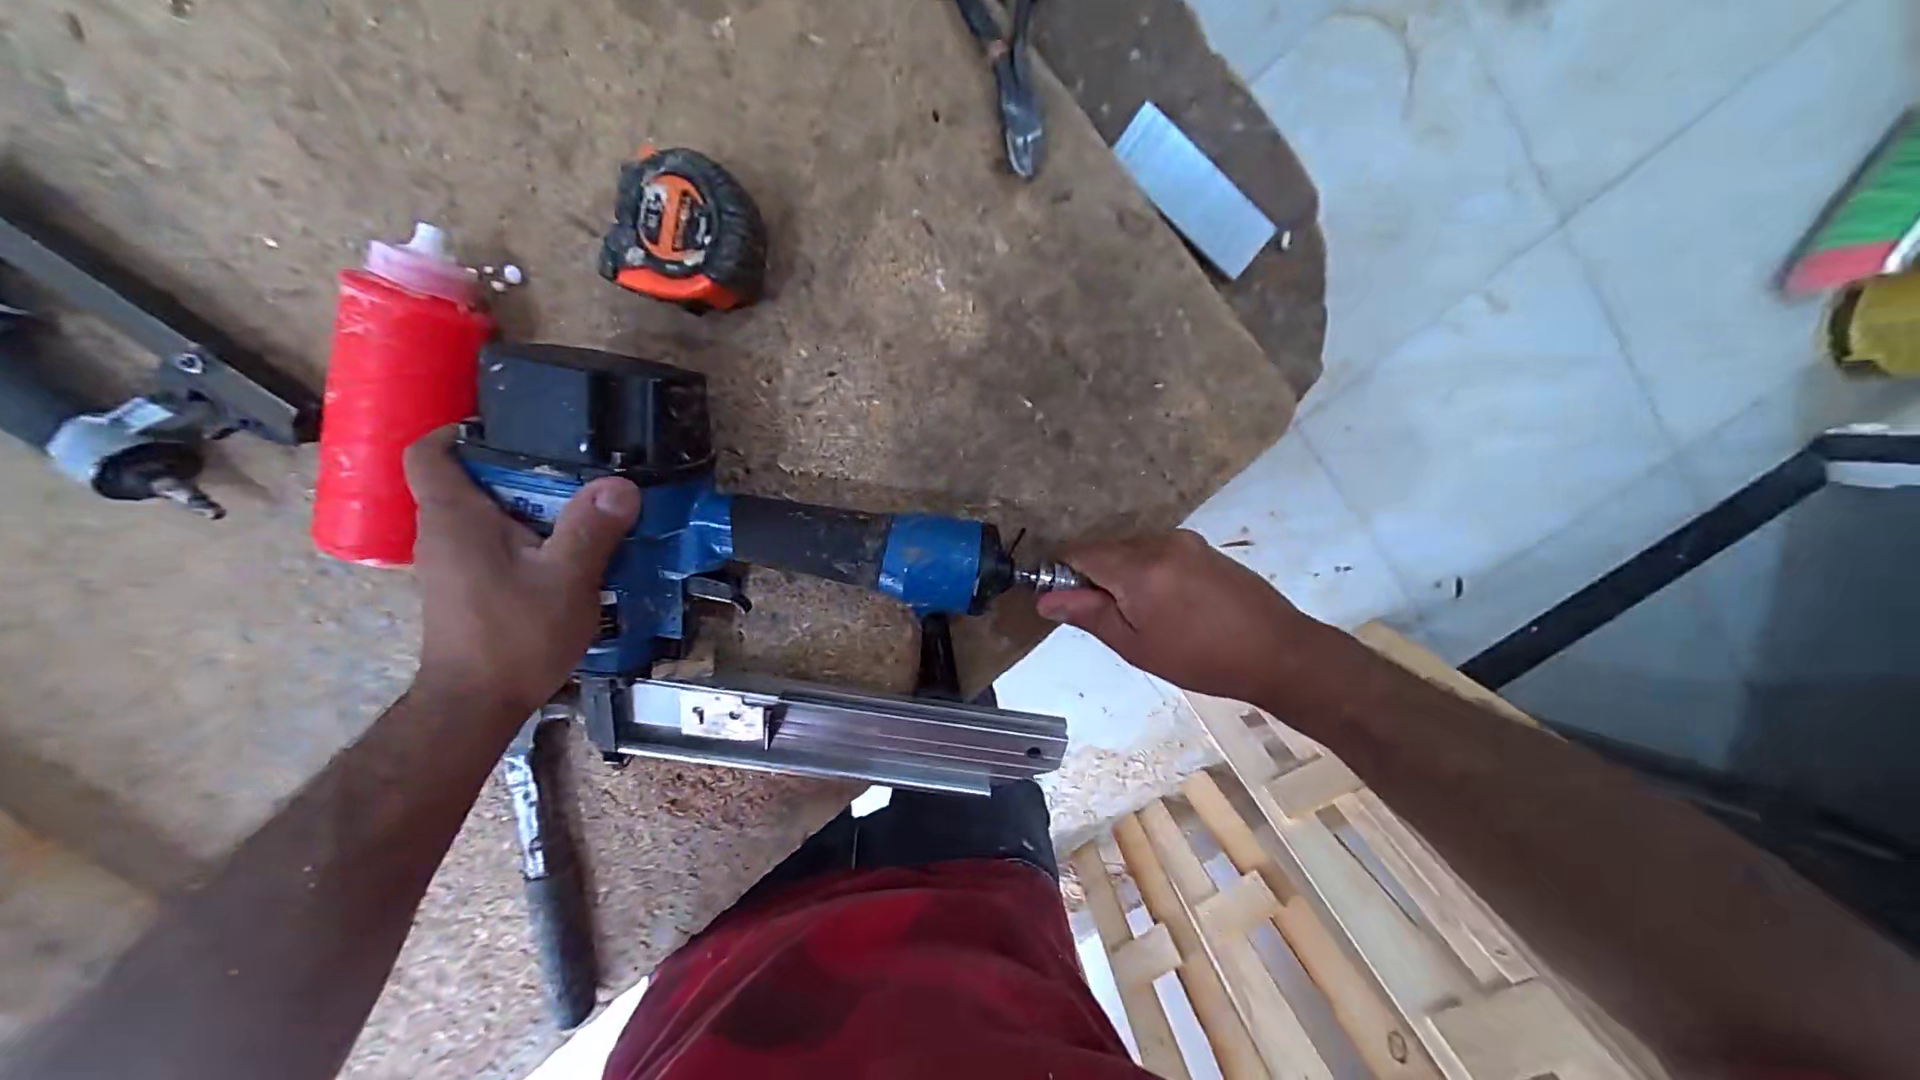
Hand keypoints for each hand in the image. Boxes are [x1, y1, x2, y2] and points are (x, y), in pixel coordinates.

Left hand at [403, 427, 641, 716]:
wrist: (477, 704)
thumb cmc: (514, 635)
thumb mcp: (567, 578)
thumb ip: (592, 528)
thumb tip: (621, 484)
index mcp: (455, 517)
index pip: (431, 452)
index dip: (461, 430)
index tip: (514, 427)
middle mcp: (444, 533)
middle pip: (471, 479)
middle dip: (524, 469)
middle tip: (580, 469)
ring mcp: (453, 562)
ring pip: (489, 513)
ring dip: (533, 506)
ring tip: (586, 510)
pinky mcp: (468, 585)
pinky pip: (497, 542)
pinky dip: (530, 537)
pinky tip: (570, 554)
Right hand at [1035, 530, 1317, 706]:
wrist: (1278, 652)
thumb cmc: (1200, 659)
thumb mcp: (1135, 645)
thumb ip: (1088, 614)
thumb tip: (1044, 599)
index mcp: (1138, 567)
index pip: (1078, 553)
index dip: (1062, 575)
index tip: (1067, 603)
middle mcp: (1159, 542)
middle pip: (1104, 550)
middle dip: (1094, 578)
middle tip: (1112, 620)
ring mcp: (1184, 541)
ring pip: (1130, 551)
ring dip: (1122, 576)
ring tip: (1146, 616)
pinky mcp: (1202, 546)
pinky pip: (1157, 552)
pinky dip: (1147, 572)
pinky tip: (1169, 605)